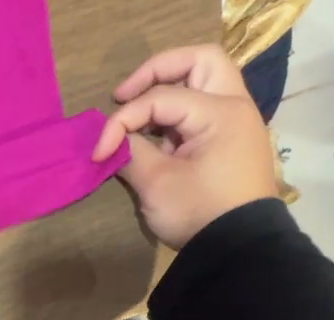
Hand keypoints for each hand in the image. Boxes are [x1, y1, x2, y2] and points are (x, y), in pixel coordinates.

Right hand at [92, 44, 280, 248]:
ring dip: (167, 89)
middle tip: (123, 95)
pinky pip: (200, 109)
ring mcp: (233, 121)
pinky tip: (151, 134)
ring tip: (135, 115)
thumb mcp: (157, 185)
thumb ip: (131, 154)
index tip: (98, 153)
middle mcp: (233, 106)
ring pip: (203, 81)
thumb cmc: (198, 212)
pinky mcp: (227, 139)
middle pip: (198, 61)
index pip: (161, 97)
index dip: (122, 120)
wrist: (235, 245)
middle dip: (156, 72)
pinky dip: (173, 113)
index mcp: (220, 112)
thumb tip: (112, 142)